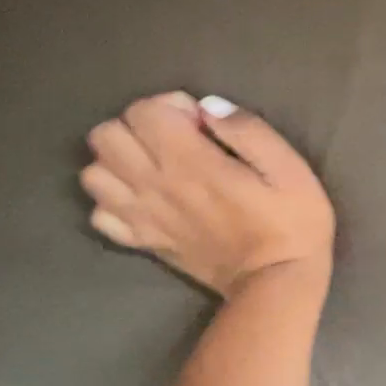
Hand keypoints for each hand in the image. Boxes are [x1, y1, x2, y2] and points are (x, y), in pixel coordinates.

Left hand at [81, 92, 334, 296]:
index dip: (172, 105)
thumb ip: (249, 130)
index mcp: (190, 162)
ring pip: (93, 172)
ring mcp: (142, 216)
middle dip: (139, 126)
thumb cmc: (292, 221)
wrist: (277, 281)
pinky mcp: (141, 241)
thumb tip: (210, 106)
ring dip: (119, 160)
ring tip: (159, 166)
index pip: (143, 111)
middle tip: (179, 139)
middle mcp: (154, 185)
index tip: (205, 123)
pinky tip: (146, 198)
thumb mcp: (290, 168)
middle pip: (106, 135)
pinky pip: (98, 213)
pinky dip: (113, 199)